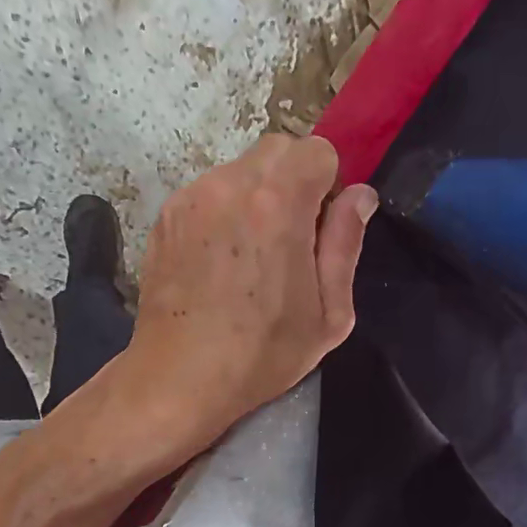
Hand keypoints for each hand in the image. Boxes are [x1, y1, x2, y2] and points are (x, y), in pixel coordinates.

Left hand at [113, 132, 375, 447]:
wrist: (178, 376)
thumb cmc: (262, 353)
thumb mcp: (329, 313)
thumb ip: (347, 243)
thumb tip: (360, 196)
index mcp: (277, 204)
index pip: (317, 151)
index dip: (328, 184)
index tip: (320, 227)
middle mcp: (230, 185)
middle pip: (277, 149)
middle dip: (293, 179)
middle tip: (291, 235)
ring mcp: (191, 197)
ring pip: (239, 169)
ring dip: (256, 194)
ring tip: (250, 253)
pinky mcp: (166, 215)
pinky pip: (208, 191)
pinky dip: (223, 209)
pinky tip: (219, 259)